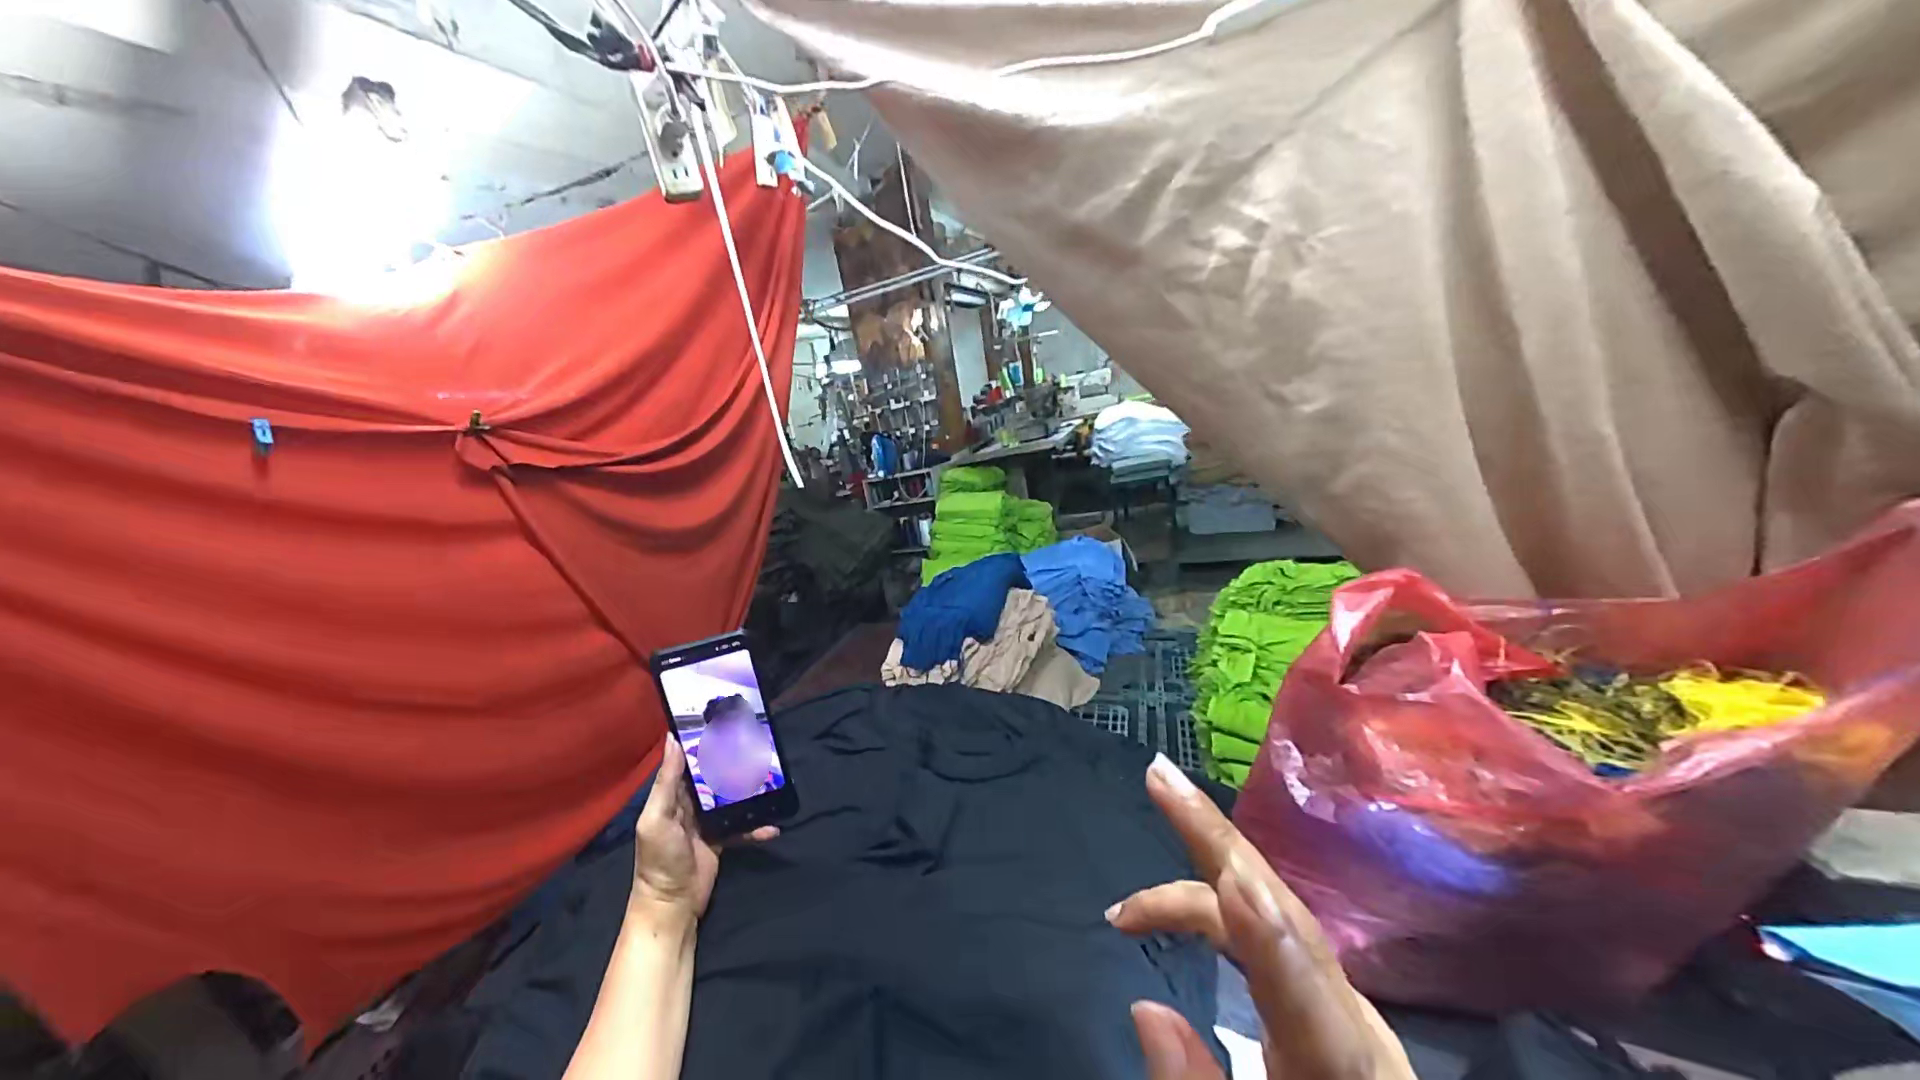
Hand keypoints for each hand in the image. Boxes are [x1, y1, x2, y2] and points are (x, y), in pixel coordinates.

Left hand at [630, 747, 777, 922]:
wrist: (672, 904)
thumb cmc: (660, 859)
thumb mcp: (657, 818)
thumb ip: (667, 782)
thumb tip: (672, 739)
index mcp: (672, 795)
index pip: (688, 761)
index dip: (702, 742)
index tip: (724, 721)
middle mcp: (690, 803)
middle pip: (714, 776)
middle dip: (733, 761)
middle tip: (757, 743)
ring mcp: (708, 821)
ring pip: (732, 797)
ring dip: (749, 790)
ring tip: (771, 777)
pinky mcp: (722, 838)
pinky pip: (743, 826)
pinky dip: (757, 826)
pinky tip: (773, 826)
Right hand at [1108, 755, 1413, 1079]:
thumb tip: (1144, 1006)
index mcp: (1343, 1067)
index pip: (1303, 994)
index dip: (1267, 936)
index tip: (1230, 881)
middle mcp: (1350, 1016)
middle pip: (1279, 909)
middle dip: (1215, 836)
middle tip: (1158, 776)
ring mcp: (1340, 996)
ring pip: (1269, 905)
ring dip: (1206, 854)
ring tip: (1154, 816)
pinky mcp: (1325, 991)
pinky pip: (1268, 922)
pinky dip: (1218, 893)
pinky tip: (1183, 889)